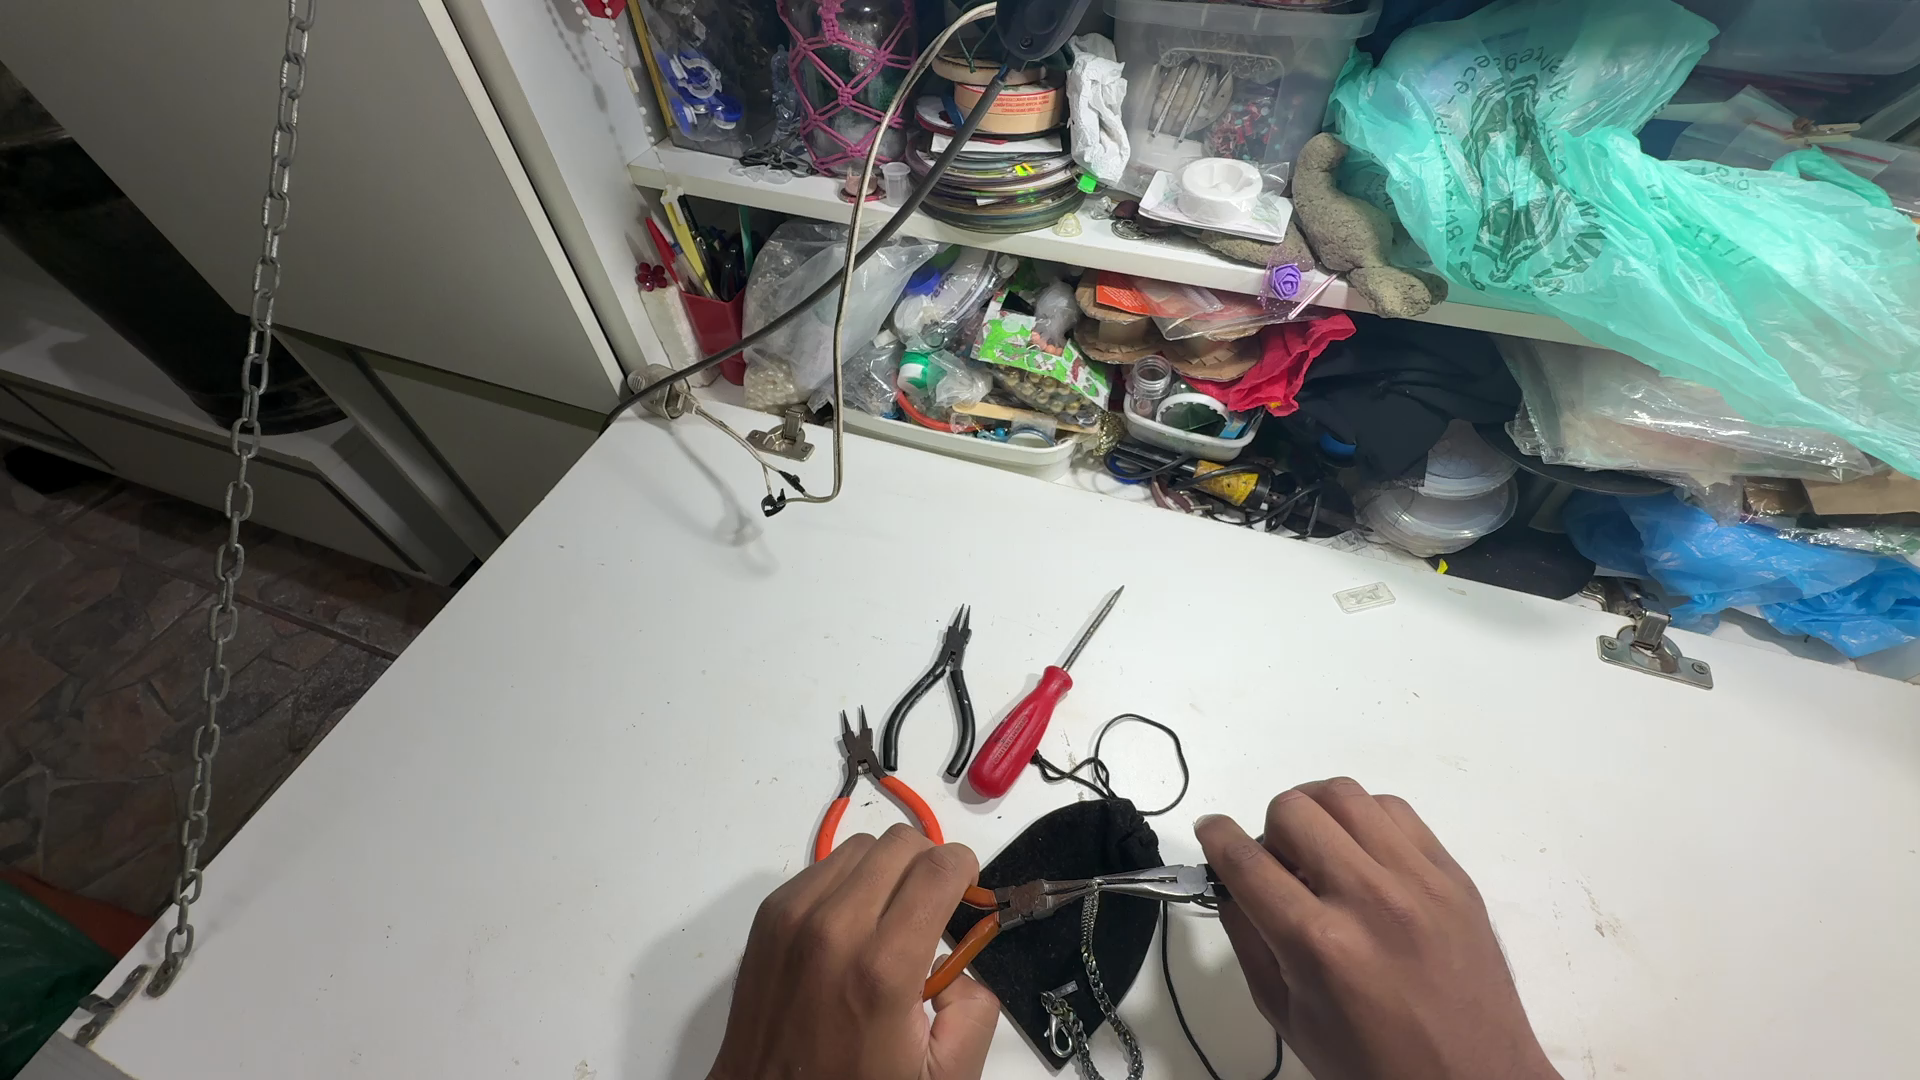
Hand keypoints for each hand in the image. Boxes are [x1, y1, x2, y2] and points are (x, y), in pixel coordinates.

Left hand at [708, 824, 999, 1079]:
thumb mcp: (941, 1076)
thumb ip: (974, 1009)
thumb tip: (963, 950)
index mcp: (883, 967)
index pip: (939, 868)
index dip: (964, 868)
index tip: (965, 892)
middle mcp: (836, 926)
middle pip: (903, 842)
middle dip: (930, 863)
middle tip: (932, 905)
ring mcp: (796, 913)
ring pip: (865, 845)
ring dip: (889, 867)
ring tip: (889, 913)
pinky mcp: (772, 911)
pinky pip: (827, 863)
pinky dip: (851, 879)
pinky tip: (852, 920)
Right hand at [1196, 778, 1560, 1079]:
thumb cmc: (1369, 1065)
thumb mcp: (1284, 1014)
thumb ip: (1246, 937)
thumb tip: (1230, 877)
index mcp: (1318, 944)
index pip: (1244, 858)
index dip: (1215, 835)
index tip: (1211, 832)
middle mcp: (1368, 899)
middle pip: (1291, 810)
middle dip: (1269, 831)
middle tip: (1282, 866)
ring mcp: (1418, 882)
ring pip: (1341, 794)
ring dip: (1315, 814)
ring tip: (1321, 849)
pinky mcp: (1453, 876)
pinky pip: (1393, 808)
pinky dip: (1364, 819)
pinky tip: (1364, 854)